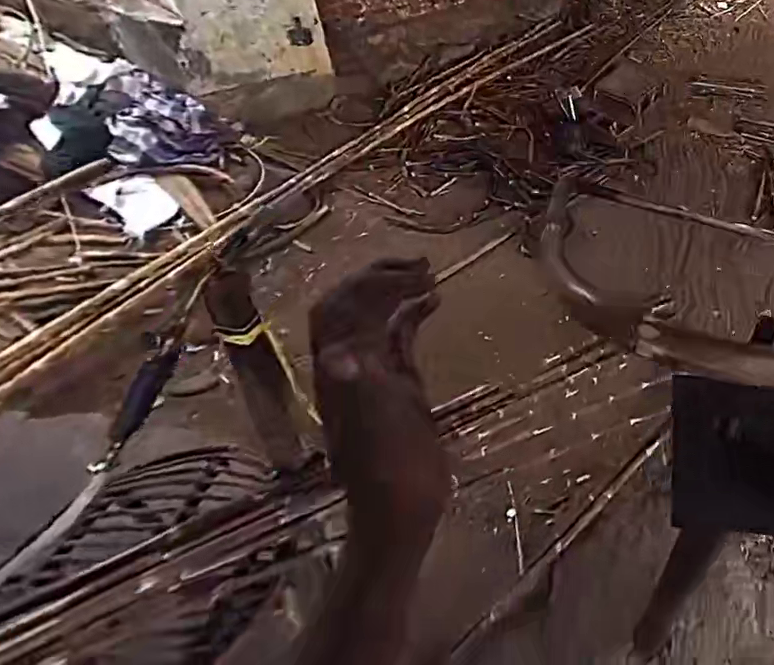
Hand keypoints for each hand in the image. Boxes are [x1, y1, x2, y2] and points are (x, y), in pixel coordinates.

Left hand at [311, 259, 448, 553]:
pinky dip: (414, 314)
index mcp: (338, 366)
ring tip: (429, 274)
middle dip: (383, 276)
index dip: (368, 281)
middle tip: (421, 263)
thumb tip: (339, 357)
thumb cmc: (387, 469)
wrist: (400, 510)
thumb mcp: (373, 428)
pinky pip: (400, 336)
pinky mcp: (395, 383)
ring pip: (378, 315)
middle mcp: (350, 360)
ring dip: (398, 290)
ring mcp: (373, 370)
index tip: (408, 269)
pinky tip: (434, 302)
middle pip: (356, 303)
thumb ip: (359, 386)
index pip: (341, 307)